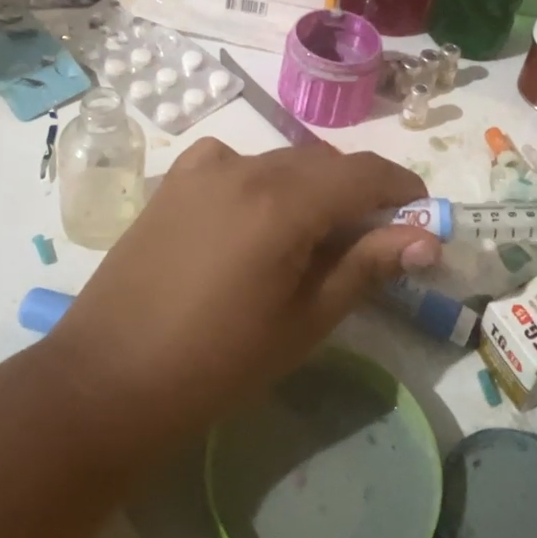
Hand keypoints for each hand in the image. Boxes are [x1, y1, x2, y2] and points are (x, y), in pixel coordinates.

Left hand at [41, 139, 440, 449]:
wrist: (110, 376)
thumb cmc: (219, 362)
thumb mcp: (306, 321)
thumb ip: (366, 266)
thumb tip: (425, 239)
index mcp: (285, 202)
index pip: (365, 173)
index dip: (402, 190)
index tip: (420, 218)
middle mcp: (247, 166)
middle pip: (325, 162)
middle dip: (358, 192)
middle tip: (369, 241)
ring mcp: (204, 167)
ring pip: (283, 161)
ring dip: (311, 187)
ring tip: (309, 240)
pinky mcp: (175, 179)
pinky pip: (238, 163)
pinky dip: (263, 181)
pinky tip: (253, 221)